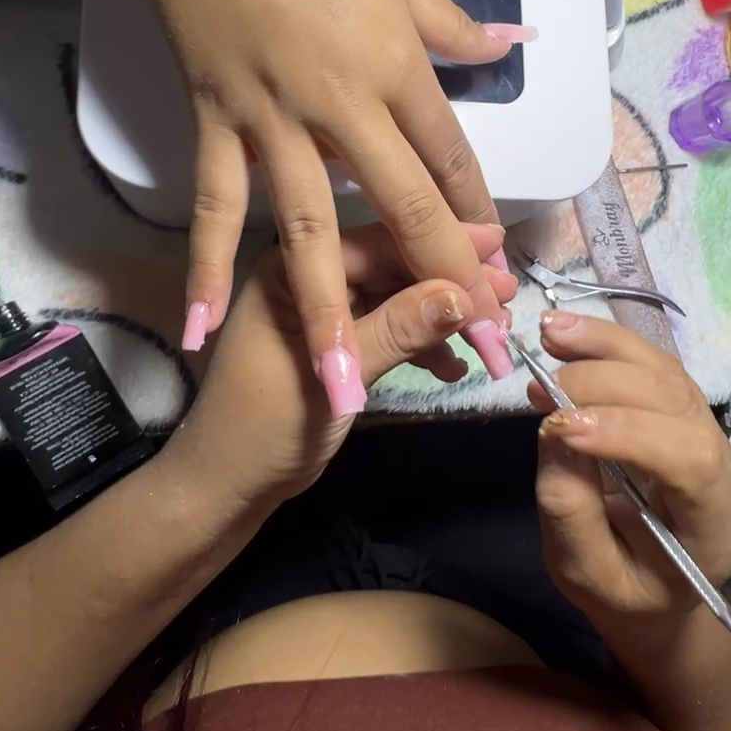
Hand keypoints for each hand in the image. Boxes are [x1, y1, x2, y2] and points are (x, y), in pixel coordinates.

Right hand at [120, 0, 525, 401]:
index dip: (481, 219)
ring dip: (334, 315)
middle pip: (406, 210)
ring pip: (314, 232)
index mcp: (395, 62)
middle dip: (448, 287)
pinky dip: (207, 269)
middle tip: (483, 356)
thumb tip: (513, 38)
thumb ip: (449, 20)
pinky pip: (216, 207)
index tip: (503, 275)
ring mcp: (274, 119)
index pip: (453, 159)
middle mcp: (344, 103)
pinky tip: (201, 331)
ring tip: (349, 388)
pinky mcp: (212, 118)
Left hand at [162, 223, 518, 508]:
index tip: (496, 253)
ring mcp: (324, 310)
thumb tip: (463, 293)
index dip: (439, 248)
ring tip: (492, 334)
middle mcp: (310, 276)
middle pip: (393, 268)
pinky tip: (454, 366)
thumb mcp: (334, 377)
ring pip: (397, 300)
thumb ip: (398, 330)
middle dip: (450, 283)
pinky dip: (422, 346)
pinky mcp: (338, 343)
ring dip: (442, 318)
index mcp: (294, 266)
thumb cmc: (264, 427)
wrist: (224, 488)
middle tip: (506, 293)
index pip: (378, 242)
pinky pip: (389, 330)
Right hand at [529, 310, 730, 632]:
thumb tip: (554, 431)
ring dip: (605, 345)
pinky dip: (605, 343)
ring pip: (667, 370)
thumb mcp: (585, 573)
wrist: (653, 590)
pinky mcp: (680, 408)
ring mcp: (708, 432)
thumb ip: (571, 510)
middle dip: (606, 382)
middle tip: (542, 384)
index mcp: (716, 526)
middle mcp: (725, 469)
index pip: (690, 460)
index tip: (560, 426)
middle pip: (679, 401)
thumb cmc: (624, 591)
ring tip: (550, 332)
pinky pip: (651, 364)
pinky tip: (565, 333)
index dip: (627, 432)